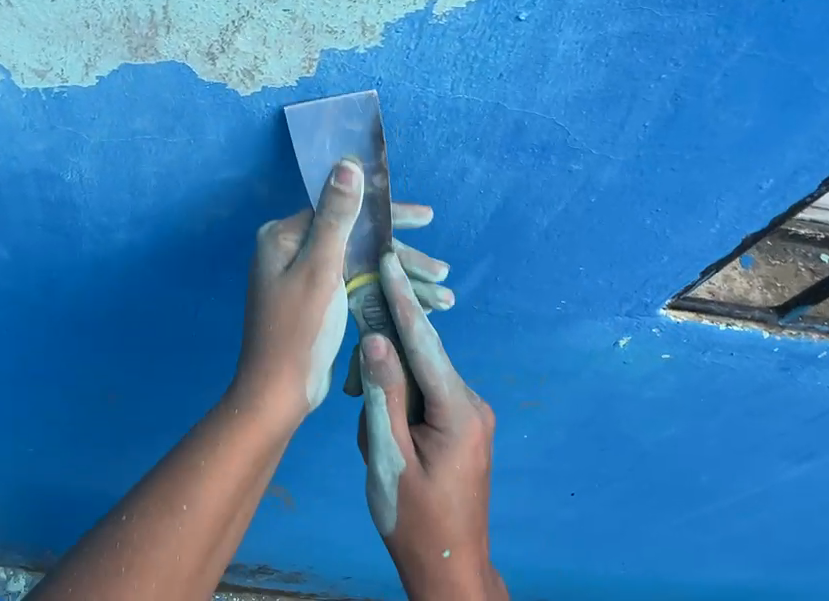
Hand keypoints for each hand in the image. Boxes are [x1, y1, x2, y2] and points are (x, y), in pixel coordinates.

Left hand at [233, 161, 445, 424]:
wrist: (278, 394)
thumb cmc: (298, 329)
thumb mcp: (321, 268)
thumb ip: (336, 216)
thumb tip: (348, 163)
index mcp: (284, 234)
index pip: (342, 208)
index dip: (387, 214)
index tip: (427, 218)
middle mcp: (290, 248)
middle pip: (355, 238)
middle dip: (401, 255)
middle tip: (442, 269)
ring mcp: (303, 275)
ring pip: (360, 264)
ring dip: (399, 278)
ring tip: (444, 297)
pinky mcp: (315, 300)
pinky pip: (355, 285)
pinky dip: (384, 293)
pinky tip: (419, 305)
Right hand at [357, 251, 505, 600]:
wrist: (450, 570)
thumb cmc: (415, 519)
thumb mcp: (388, 457)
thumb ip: (383, 395)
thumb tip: (374, 337)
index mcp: (458, 408)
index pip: (424, 341)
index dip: (401, 298)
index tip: (387, 258)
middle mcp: (472, 402)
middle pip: (422, 356)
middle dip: (385, 354)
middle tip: (355, 369)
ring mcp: (471, 414)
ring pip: (421, 377)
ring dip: (390, 387)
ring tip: (372, 434)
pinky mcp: (464, 425)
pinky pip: (427, 394)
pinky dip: (401, 399)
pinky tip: (383, 428)